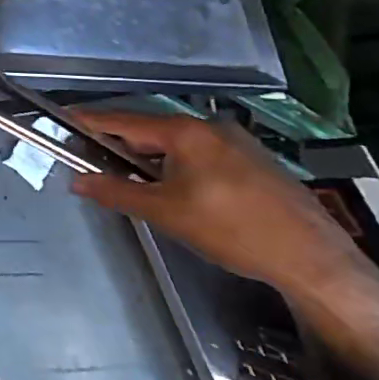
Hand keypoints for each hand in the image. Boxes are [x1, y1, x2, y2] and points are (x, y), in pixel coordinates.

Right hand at [70, 110, 378, 305]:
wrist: (314, 259)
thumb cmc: (233, 231)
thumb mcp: (167, 213)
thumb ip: (117, 193)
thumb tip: (79, 182)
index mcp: (185, 131)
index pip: (124, 120)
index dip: (91, 121)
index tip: (64, 120)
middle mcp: (209, 126)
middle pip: (151, 129)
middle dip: (122, 145)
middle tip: (98, 161)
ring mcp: (235, 141)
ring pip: (177, 143)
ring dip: (152, 158)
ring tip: (137, 183)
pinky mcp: (253, 159)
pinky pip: (201, 153)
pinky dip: (179, 165)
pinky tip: (180, 191)